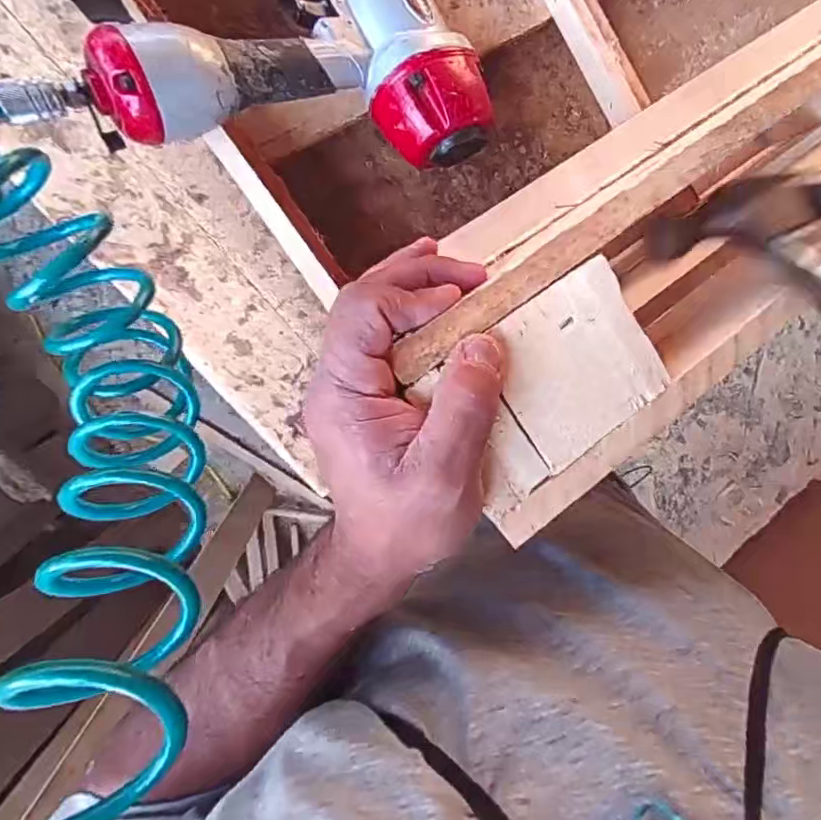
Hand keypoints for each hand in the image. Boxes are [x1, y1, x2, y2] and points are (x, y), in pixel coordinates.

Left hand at [303, 238, 505, 594]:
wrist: (377, 555)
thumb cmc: (405, 526)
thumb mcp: (442, 476)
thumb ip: (462, 409)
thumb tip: (483, 343)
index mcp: (341, 395)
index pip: (362, 314)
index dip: (412, 295)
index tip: (463, 300)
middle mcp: (336, 381)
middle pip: (363, 302)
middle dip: (416, 276)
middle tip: (471, 272)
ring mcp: (349, 384)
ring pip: (371, 312)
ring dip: (411, 283)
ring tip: (450, 264)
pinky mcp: (368, 392)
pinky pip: (385, 335)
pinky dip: (412, 309)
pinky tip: (436, 297)